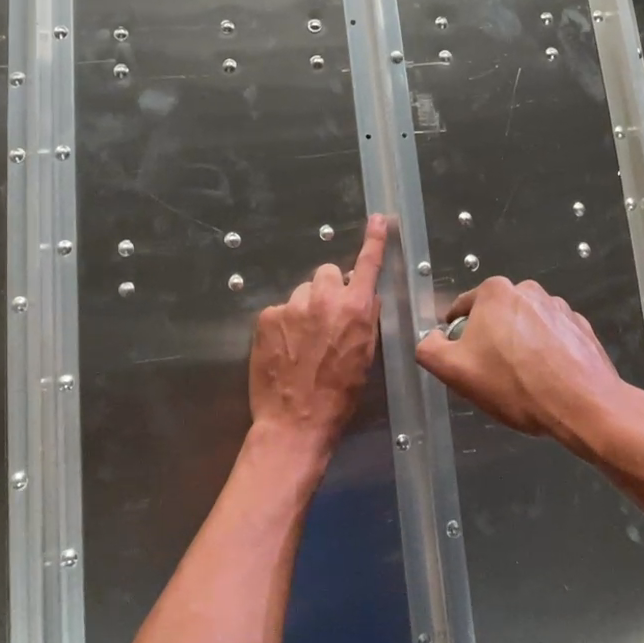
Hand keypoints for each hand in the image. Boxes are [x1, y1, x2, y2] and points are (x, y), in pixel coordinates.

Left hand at [248, 214, 389, 448]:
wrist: (296, 422)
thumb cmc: (339, 395)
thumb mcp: (366, 357)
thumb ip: (366, 320)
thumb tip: (365, 298)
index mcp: (355, 309)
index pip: (367, 265)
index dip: (374, 241)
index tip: (377, 220)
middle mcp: (324, 299)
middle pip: (328, 274)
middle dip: (330, 290)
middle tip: (327, 320)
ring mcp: (292, 306)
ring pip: (303, 293)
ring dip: (306, 308)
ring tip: (304, 343)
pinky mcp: (266, 316)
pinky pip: (280, 311)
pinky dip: (283, 325)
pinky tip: (285, 350)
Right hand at [415, 276, 628, 450]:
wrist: (584, 405)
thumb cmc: (514, 385)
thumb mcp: (455, 372)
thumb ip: (430, 349)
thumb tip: (432, 338)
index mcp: (495, 292)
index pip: (462, 310)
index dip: (458, 340)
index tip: (467, 365)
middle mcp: (528, 290)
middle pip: (495, 317)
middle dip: (490, 342)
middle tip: (493, 377)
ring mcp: (559, 307)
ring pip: (525, 327)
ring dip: (520, 347)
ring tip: (524, 383)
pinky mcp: (581, 328)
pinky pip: (553, 339)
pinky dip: (547, 354)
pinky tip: (548, 381)